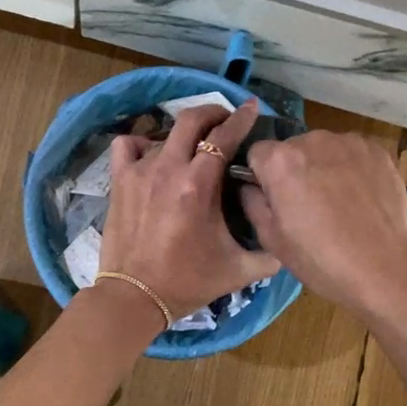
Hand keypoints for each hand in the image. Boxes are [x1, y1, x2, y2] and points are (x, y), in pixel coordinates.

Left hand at [98, 102, 280, 320]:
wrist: (135, 297)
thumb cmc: (188, 281)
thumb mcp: (239, 270)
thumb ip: (271, 252)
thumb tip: (288, 237)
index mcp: (199, 185)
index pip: (224, 136)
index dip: (241, 119)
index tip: (251, 108)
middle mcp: (168, 169)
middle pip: (191, 119)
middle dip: (213, 112)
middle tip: (225, 119)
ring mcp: (140, 172)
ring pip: (164, 135)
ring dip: (183, 136)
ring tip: (194, 147)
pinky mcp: (119, 181)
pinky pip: (127, 145)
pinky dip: (142, 142)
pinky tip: (153, 155)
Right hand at [241, 130, 406, 318]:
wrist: (385, 270)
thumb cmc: (320, 259)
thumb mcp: (271, 239)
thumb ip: (252, 203)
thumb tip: (250, 186)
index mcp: (280, 161)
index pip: (257, 153)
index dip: (262, 176)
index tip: (275, 199)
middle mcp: (312, 140)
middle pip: (292, 149)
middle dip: (294, 170)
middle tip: (307, 205)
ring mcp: (349, 143)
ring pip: (323, 149)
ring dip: (323, 167)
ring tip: (338, 203)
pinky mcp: (378, 152)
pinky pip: (352, 153)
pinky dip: (351, 168)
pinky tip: (360, 198)